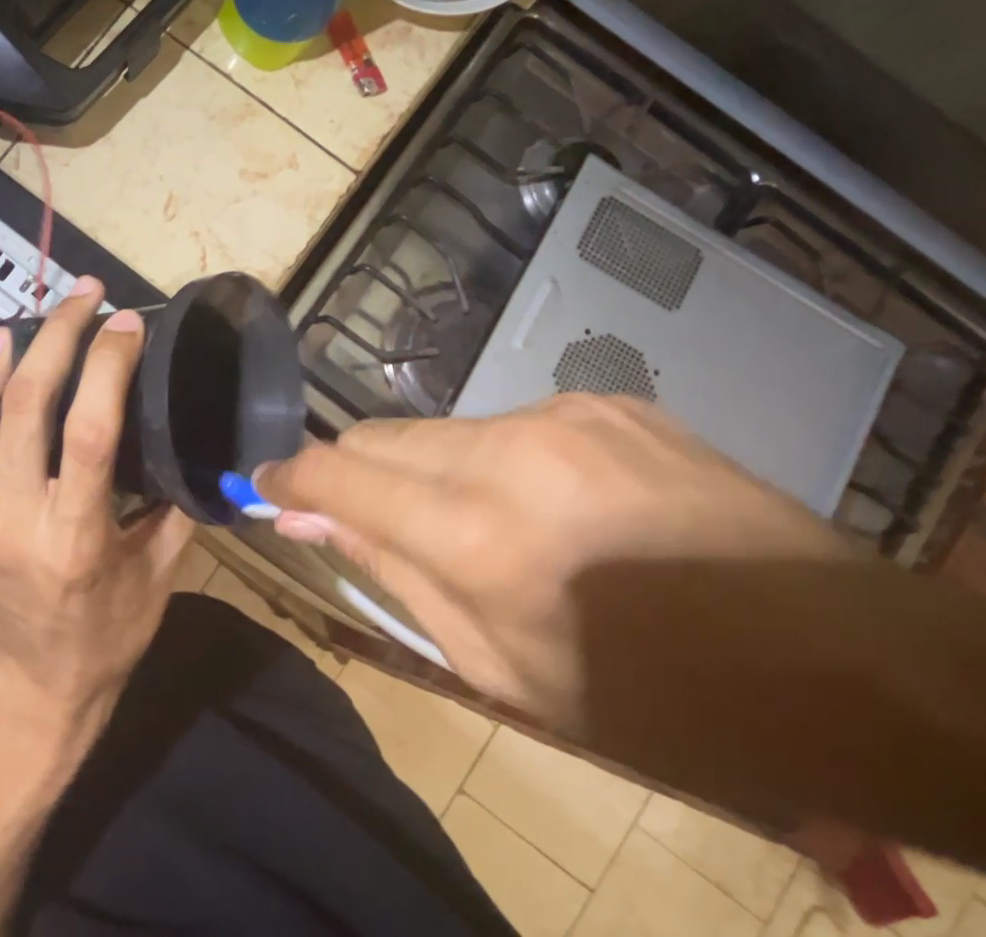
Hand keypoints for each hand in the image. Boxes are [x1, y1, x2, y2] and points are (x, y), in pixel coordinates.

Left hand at [0, 276, 195, 746]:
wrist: (42, 681)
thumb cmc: (110, 631)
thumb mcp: (159, 569)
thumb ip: (172, 499)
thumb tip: (185, 431)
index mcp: (73, 538)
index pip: (85, 431)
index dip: (105, 365)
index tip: (125, 322)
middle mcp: (8, 524)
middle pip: (19, 407)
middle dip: (54, 337)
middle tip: (80, 297)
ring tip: (20, 340)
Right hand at [255, 394, 853, 724]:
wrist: (840, 663)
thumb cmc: (648, 697)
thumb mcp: (495, 662)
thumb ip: (389, 574)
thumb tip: (298, 519)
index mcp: (477, 535)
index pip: (334, 474)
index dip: (284, 479)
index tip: (260, 488)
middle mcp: (511, 452)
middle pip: (376, 436)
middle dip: (350, 475)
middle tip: (356, 522)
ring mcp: (567, 416)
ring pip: (439, 429)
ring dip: (424, 470)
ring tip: (473, 527)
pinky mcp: (612, 402)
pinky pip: (508, 424)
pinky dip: (492, 461)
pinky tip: (544, 506)